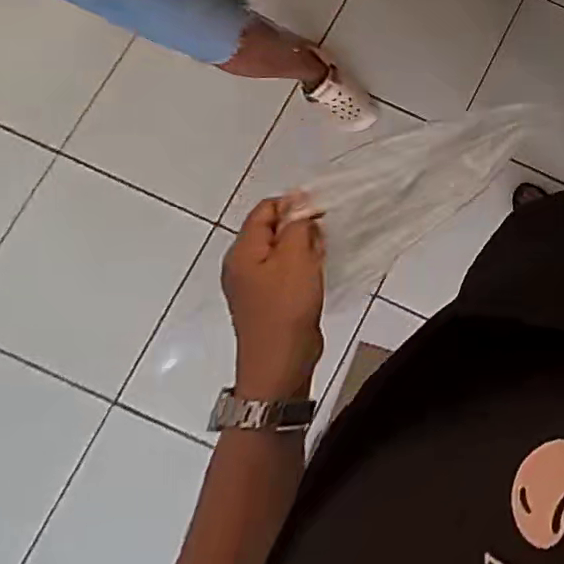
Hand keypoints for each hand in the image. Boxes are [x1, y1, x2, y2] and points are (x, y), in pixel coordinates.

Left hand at [222, 196, 327, 399]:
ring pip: (283, 249)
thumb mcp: (295, 257)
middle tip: (319, 242)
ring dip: (305, 248)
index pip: (266, 209)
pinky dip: (303, 266)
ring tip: (319, 261)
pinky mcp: (269, 298)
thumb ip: (296, 224)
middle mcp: (243, 264)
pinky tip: (316, 275)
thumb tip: (297, 200)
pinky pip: (287, 269)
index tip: (320, 215)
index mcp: (242, 251)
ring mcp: (254, 283)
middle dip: (301, 228)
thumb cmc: (287, 306)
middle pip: (274, 228)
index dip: (294, 205)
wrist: (281, 362)